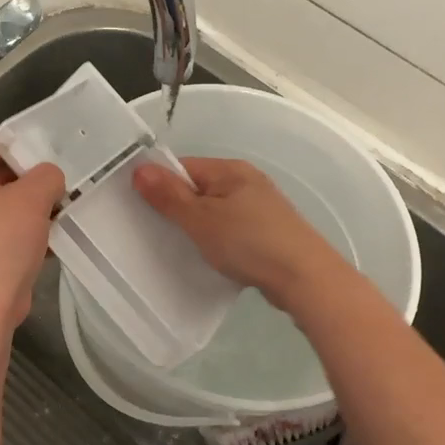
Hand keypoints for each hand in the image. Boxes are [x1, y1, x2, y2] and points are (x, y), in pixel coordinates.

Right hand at [132, 157, 348, 312]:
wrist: (305, 277)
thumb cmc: (249, 242)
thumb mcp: (201, 219)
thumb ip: (169, 196)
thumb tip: (139, 168)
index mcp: (230, 170)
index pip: (183, 167)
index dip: (160, 185)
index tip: (142, 209)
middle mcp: (246, 181)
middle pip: (198, 188)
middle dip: (177, 208)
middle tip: (156, 232)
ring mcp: (260, 207)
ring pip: (215, 211)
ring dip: (198, 227)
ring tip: (181, 247)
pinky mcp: (268, 231)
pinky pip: (231, 229)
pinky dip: (217, 240)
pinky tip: (212, 257)